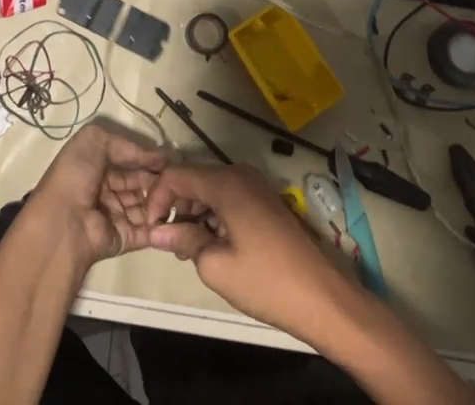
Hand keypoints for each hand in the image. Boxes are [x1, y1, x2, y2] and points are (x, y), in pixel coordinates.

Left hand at [30, 122, 167, 263]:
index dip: (147, 160)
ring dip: (163, 200)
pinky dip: (163, 223)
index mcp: (96, 168)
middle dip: (158, 180)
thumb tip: (157, 155)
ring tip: (178, 196)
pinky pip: (149, 230)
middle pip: (140, 183)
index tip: (169, 159)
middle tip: (176, 179)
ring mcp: (117, 216)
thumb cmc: (76, 176)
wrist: (65, 221)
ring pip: (148, 206)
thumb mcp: (94, 141)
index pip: (128, 162)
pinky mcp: (126, 238)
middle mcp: (107, 191)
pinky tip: (177, 215)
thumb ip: (125, 144)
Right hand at [146, 163, 361, 341]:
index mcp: (227, 183)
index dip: (156, 199)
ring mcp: (257, 188)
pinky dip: (213, 216)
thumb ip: (183, 240)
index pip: (175, 175)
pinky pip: (229, 199)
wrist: (324, 299)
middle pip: (194, 178)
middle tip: (168, 242)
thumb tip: (156, 231)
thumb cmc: (266, 282)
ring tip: (188, 249)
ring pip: (211, 189)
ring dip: (193, 213)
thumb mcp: (215, 265)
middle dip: (175, 206)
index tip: (150, 229)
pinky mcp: (267, 203)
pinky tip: (212, 245)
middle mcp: (241, 175)